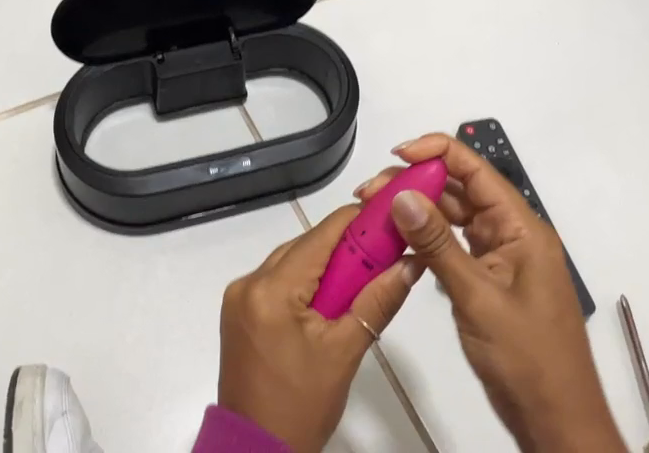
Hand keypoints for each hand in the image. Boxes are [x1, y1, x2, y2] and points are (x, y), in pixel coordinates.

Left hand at [218, 204, 420, 451]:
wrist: (256, 450)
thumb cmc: (304, 405)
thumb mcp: (346, 351)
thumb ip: (377, 301)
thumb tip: (411, 263)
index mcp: (271, 289)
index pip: (320, 235)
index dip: (357, 222)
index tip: (390, 218)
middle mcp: (248, 281)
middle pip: (305, 246)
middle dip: (346, 247)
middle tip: (386, 252)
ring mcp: (238, 295)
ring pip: (291, 261)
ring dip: (325, 265)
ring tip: (364, 276)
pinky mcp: (237, 310)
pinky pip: (277, 280)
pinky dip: (304, 282)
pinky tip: (330, 296)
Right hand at [357, 135, 626, 452]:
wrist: (556, 421)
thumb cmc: (526, 356)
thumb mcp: (477, 297)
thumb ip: (437, 243)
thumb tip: (401, 194)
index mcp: (520, 226)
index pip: (475, 169)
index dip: (435, 152)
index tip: (395, 156)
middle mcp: (510, 233)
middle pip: (459, 190)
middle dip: (415, 183)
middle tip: (368, 193)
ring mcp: (500, 257)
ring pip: (453, 218)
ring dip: (415, 212)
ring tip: (373, 213)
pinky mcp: (488, 280)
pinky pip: (453, 246)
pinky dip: (424, 242)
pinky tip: (395, 245)